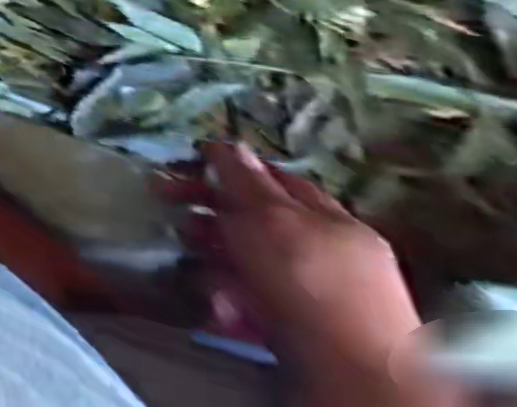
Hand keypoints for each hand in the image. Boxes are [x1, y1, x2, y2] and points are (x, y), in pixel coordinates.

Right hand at [193, 143, 422, 369]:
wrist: (350, 374)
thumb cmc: (307, 280)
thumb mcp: (270, 217)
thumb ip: (245, 179)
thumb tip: (227, 143)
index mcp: (330, 218)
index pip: (276, 177)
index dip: (232, 165)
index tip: (187, 162)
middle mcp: (326, 249)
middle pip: (255, 215)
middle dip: (209, 208)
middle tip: (166, 199)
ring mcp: (314, 289)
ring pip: (248, 254)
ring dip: (211, 248)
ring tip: (187, 250)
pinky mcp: (299, 322)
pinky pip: (253, 293)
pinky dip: (229, 289)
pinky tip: (215, 295)